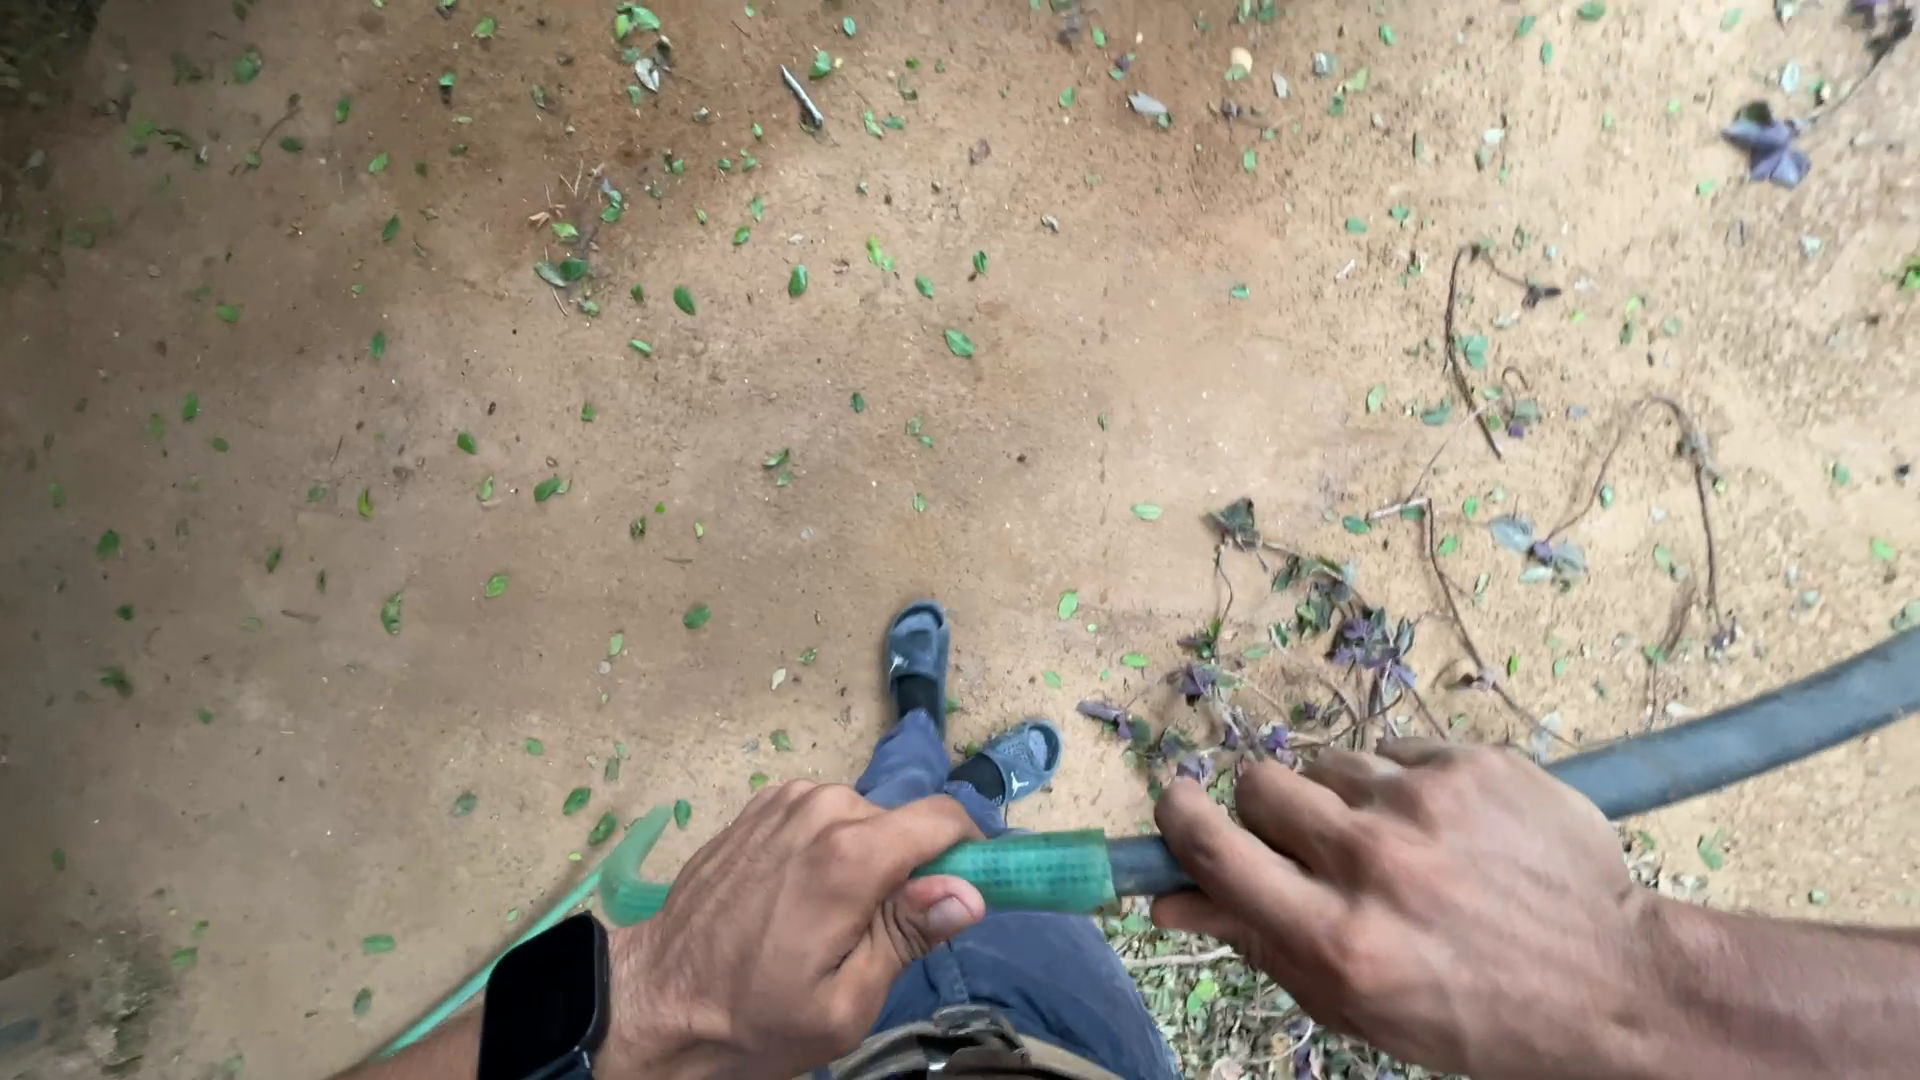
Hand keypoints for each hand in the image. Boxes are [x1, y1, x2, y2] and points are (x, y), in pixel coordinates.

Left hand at [597, 782, 985, 1078]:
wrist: (653, 998)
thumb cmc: (754, 1016)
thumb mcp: (846, 1002)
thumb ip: (910, 934)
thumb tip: (970, 891)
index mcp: (850, 853)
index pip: (942, 819)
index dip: (967, 849)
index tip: (964, 887)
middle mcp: (823, 806)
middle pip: (901, 823)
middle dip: (906, 869)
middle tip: (874, 929)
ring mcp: (789, 797)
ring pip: (864, 817)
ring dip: (865, 857)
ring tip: (828, 914)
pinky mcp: (765, 801)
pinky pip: (825, 813)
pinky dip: (828, 844)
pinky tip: (796, 889)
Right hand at [1154, 740, 1657, 1079]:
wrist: (1623, 988)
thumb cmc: (1468, 1013)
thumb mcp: (1350, 1001)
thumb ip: (1252, 938)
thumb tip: (1163, 901)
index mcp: (1338, 937)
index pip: (1213, 847)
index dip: (1178, 816)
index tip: (1176, 803)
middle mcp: (1374, 863)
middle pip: (1258, 782)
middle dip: (1267, 805)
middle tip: (1309, 838)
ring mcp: (1426, 803)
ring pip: (1323, 762)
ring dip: (1339, 796)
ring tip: (1397, 839)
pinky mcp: (1471, 762)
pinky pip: (1390, 751)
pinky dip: (1402, 784)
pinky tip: (1448, 827)